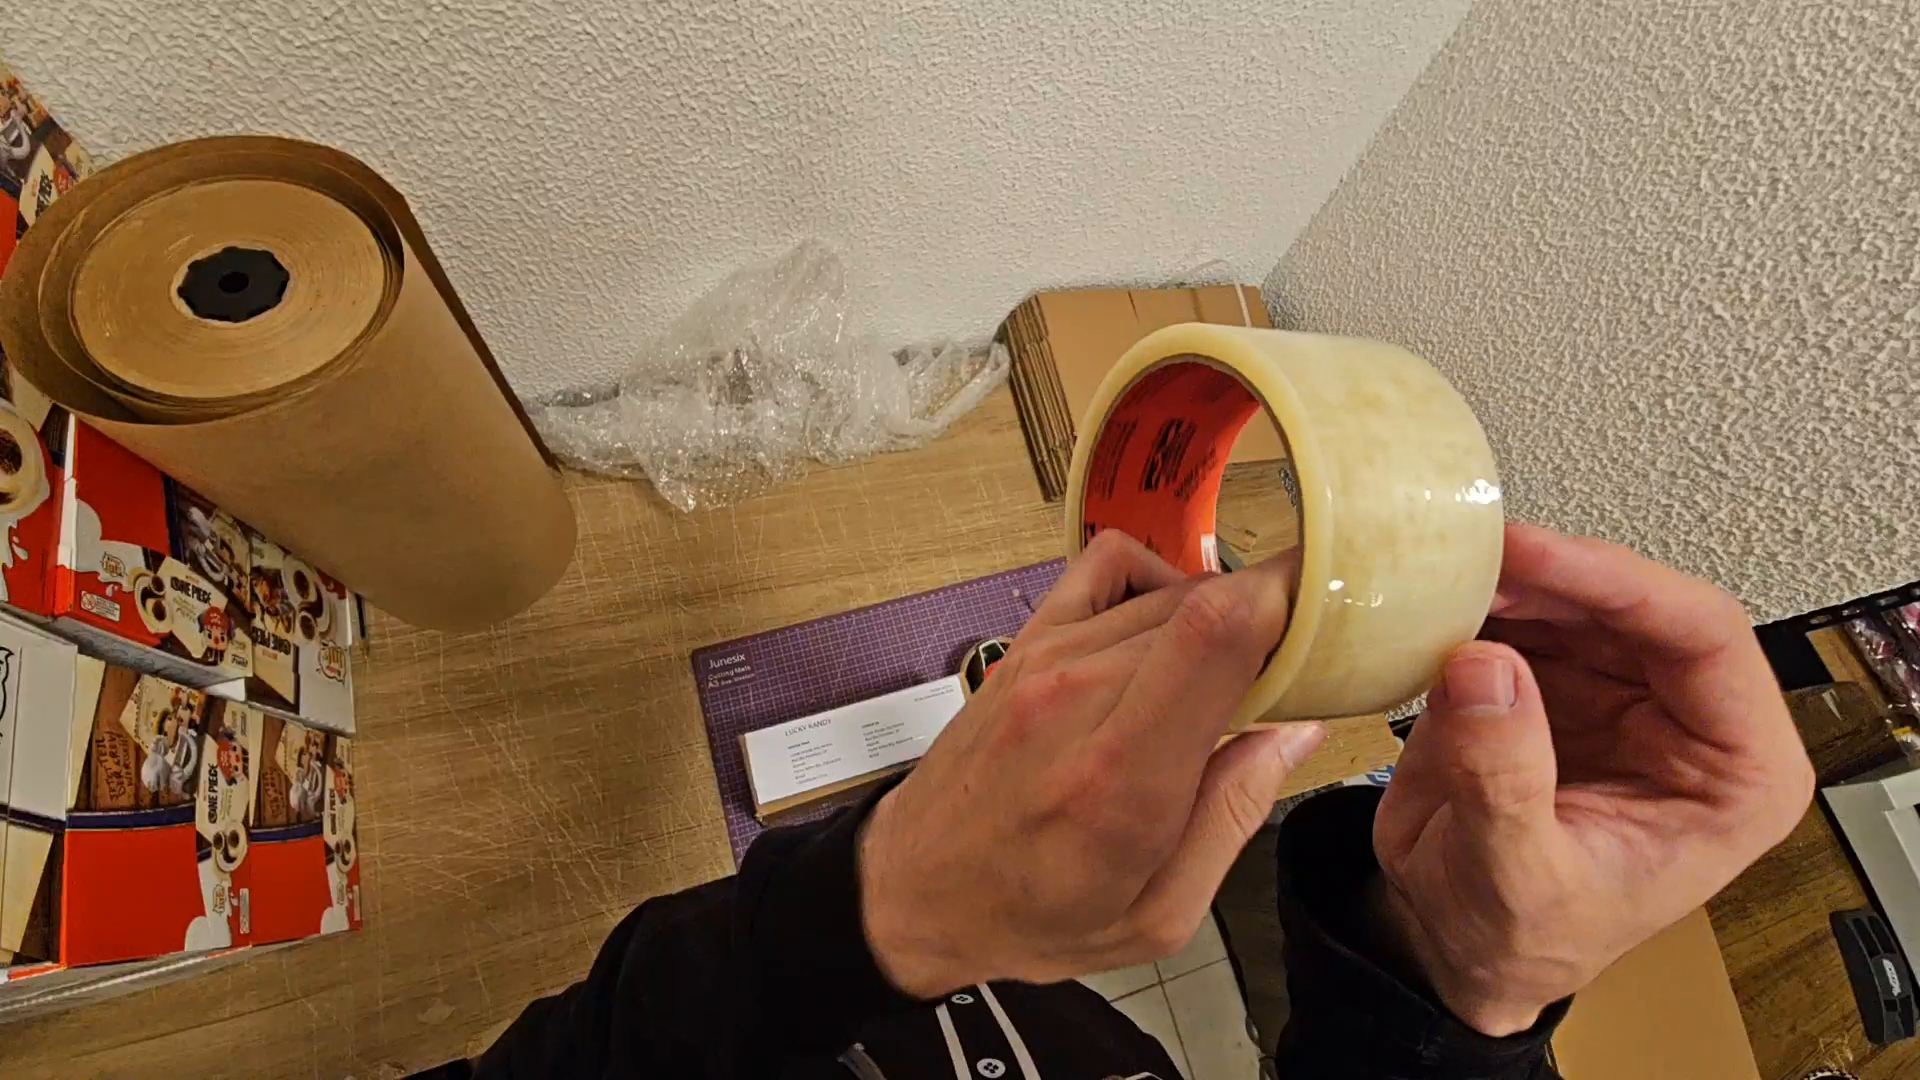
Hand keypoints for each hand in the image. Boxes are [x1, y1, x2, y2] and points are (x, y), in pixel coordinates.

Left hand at [859, 532, 1325, 996]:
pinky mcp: (1025, 642)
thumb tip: (1296, 729)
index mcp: (1125, 775)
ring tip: (1233, 657)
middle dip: (1268, 616)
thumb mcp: (1158, 913)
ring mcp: (1045, 656)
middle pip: (1202, 603)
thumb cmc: (1037, 910)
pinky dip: (1154, 574)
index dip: (1285, 600)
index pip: (1212, 633)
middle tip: (1295, 657)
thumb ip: (1235, 813)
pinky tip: (1164, 621)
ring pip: (1164, 590)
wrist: (920, 882)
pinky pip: (1103, 565)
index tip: (1331, 612)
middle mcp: (1082, 695)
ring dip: (1218, 607)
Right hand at [1373, 524, 1813, 1034]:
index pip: (1702, 640)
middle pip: (1626, 606)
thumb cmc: (1513, 929)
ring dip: (1501, 584)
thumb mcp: (1514, 873)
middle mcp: (1665, 718)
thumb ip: (1503, 778)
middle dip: (1548, 575)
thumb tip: (1483, 667)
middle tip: (1468, 556)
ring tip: (1436, 576)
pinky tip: (1423, 604)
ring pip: (1562, 603)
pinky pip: (1500, 624)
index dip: (1617, 585)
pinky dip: (1462, 607)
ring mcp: (1591, 696)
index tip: (1531, 557)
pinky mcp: (1522, 688)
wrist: (1449, 927)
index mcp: (1721, 770)